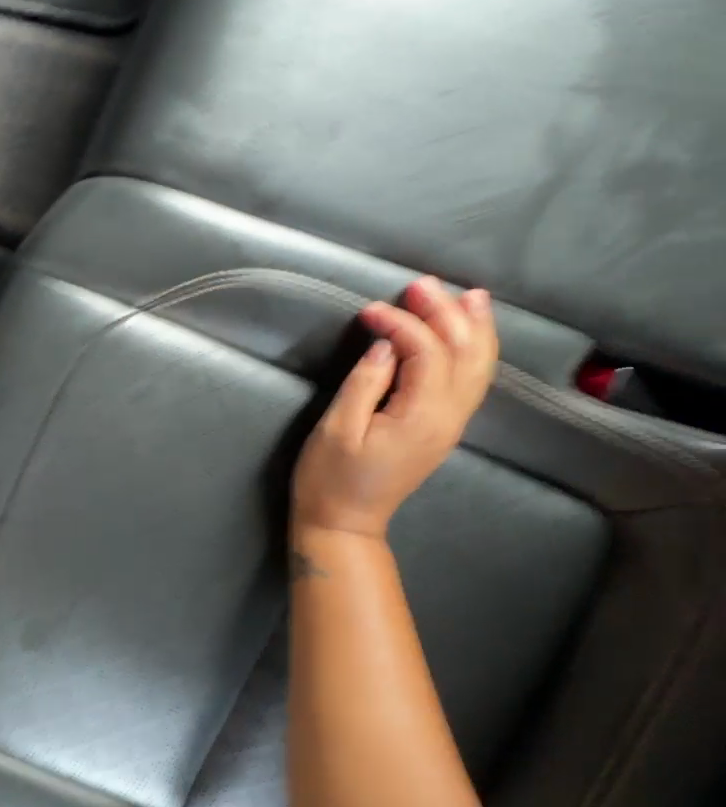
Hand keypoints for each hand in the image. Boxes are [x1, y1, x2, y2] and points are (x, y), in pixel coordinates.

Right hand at [292, 276, 498, 538]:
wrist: (343, 522)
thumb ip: (364, 383)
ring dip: (472, 328)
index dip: (403, 324)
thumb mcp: (336, 430)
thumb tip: (386, 345)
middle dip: (446, 315)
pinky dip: (473, 351)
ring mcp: (451, 423)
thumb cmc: (329, 478)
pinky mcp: (443, 427)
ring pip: (477, 366)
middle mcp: (449, 415)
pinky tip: (466, 336)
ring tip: (466, 296)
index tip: (369, 309)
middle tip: (422, 284)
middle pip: (463, 354)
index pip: (426, 353)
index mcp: (421, 414)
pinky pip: (471, 380)